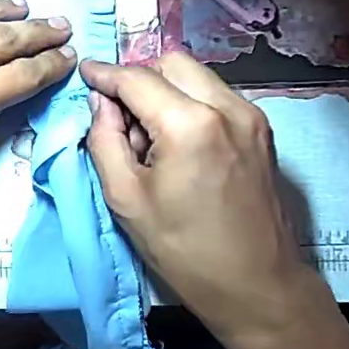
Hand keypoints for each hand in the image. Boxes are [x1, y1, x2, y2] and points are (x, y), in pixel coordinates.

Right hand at [82, 53, 339, 348]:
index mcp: (191, 124)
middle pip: (172, 62)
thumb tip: (101, 103)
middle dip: (140, 78)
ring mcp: (252, 116)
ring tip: (152, 138)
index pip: (138, 78)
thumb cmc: (185, 251)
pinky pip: (217, 97)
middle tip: (121, 117)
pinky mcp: (263, 130)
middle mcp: (227, 106)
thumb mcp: (127, 200)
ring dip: (166, 91)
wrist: (258, 285)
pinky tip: (181, 145)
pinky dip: (191, 105)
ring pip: (197, 76)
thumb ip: (105, 141)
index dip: (105, 74)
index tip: (85, 74)